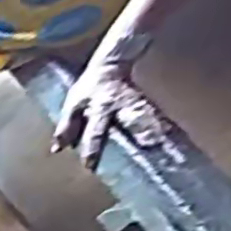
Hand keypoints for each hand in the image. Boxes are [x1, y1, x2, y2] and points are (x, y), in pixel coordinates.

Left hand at [53, 62, 172, 168]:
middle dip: (143, 131)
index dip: (92, 148)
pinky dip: (163, 126)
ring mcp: (138, 103)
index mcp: (101, 109)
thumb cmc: (87, 91)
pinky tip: (172, 138)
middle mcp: (123, 106)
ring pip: (150, 116)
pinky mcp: (146, 104)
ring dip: (159, 129)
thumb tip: (58, 148)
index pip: (96, 131)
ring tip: (167, 143)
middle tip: (152, 144)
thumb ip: (65, 127)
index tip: (90, 165)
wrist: (110, 65)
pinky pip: (156, 115)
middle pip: (134, 119)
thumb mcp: (72, 106)